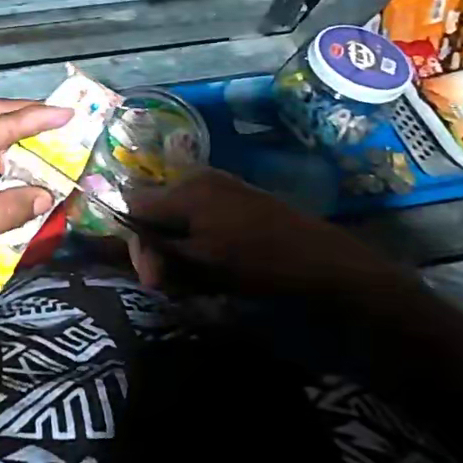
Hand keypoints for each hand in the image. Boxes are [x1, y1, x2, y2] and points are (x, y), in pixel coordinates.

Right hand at [124, 168, 411, 296]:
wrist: (328, 265)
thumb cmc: (259, 263)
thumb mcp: (201, 264)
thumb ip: (162, 255)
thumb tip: (141, 262)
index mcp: (185, 188)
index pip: (135, 205)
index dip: (135, 241)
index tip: (153, 277)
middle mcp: (198, 178)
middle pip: (156, 210)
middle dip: (158, 246)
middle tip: (172, 284)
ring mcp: (222, 186)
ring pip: (179, 216)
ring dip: (179, 246)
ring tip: (196, 279)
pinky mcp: (241, 200)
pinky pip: (202, 217)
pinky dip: (199, 240)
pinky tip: (216, 266)